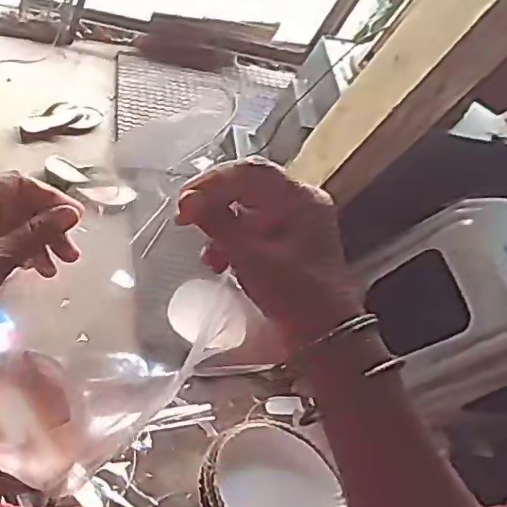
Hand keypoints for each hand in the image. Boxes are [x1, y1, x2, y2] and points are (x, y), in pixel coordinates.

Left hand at [0, 172, 82, 353]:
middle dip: (47, 224)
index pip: (19, 185)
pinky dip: (19, 249)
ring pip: (10, 222)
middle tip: (69, 253)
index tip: (75, 220)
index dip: (51, 199)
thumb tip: (70, 213)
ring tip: (55, 267)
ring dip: (36, 240)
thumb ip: (36, 234)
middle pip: (17, 203)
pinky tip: (34, 268)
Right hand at [175, 157, 361, 344]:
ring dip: (219, 226)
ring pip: (244, 209)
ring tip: (206, 253)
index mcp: (299, 199)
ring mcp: (293, 222)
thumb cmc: (294, 294)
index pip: (250, 172)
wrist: (323, 335)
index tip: (183, 202)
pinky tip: (218, 262)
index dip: (211, 182)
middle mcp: (299, 202)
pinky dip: (230, 241)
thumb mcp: (250, 257)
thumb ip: (218, 224)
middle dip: (211, 202)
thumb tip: (188, 201)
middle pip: (246, 186)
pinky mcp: (284, 242)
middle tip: (183, 218)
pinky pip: (250, 229)